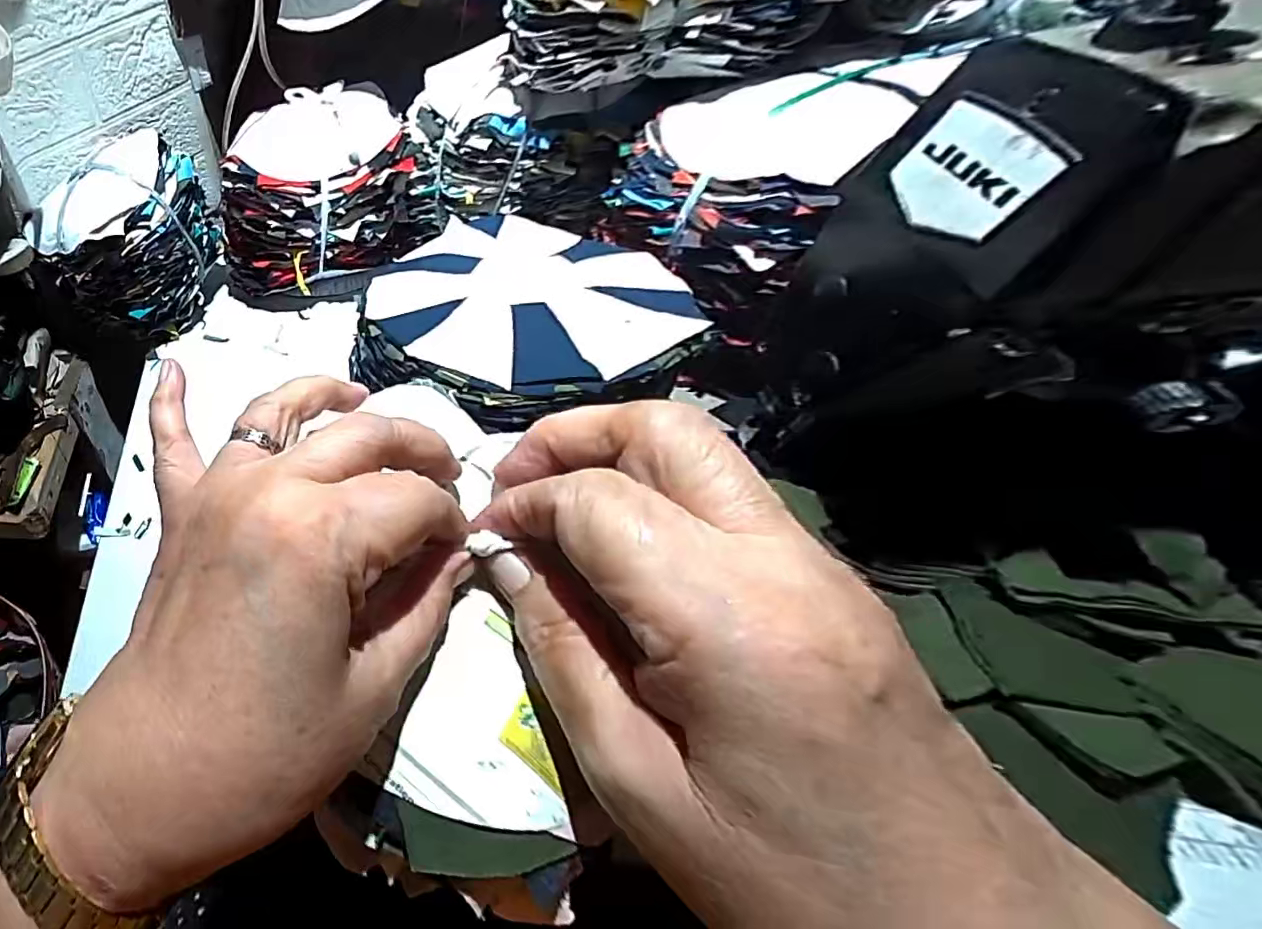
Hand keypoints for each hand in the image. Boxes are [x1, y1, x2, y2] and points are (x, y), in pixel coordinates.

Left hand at [32, 363, 470, 909]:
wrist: (148, 777)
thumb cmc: (265, 752)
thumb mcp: (369, 689)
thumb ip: (422, 607)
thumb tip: (455, 557)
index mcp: (319, 533)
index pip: (412, 498)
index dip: (449, 518)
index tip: (462, 545)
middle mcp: (266, 488)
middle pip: (359, 437)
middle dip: (415, 446)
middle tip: (446, 472)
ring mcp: (215, 492)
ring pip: (275, 411)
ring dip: (321, 395)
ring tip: (357, 396)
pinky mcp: (180, 512)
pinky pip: (174, 443)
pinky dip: (171, 404)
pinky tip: (172, 369)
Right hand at [474, 402, 1164, 927]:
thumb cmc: (785, 880)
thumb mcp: (633, 779)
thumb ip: (559, 650)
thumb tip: (511, 560)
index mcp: (731, 619)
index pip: (599, 501)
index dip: (525, 504)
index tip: (485, 535)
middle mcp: (782, 560)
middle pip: (664, 430)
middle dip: (569, 436)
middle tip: (515, 482)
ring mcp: (815, 560)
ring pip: (697, 447)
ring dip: (609, 453)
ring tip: (553, 501)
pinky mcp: (824, 574)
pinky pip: (719, 493)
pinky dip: (648, 488)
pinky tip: (612, 543)